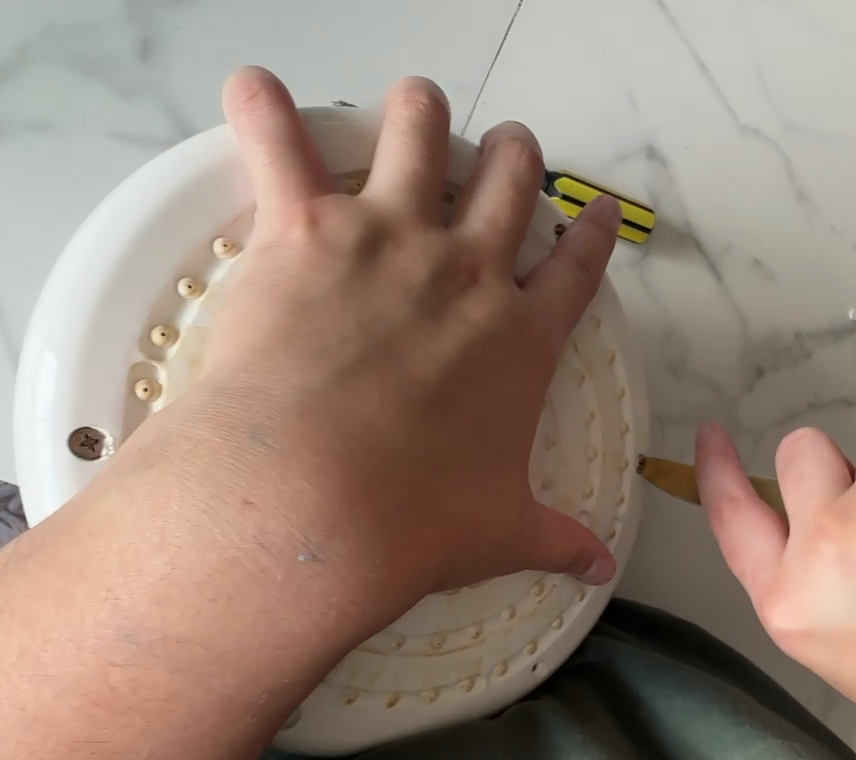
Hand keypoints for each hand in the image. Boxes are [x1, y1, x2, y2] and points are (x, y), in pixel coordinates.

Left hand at [75, 68, 620, 637]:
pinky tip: (255, 90)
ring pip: (420, 131)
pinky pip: (277, 137)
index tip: (596, 209)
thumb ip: (558, 541)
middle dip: (514, 157)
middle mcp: (467, 274)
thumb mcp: (504, 534)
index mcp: (521, 340)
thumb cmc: (419, 521)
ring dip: (419, 113)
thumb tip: (600, 572)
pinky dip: (262, 107)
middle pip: (510, 179)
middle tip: (504, 154)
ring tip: (412, 109)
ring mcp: (389, 240)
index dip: (593, 234)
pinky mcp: (305, 229)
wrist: (319, 504)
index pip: (576, 268)